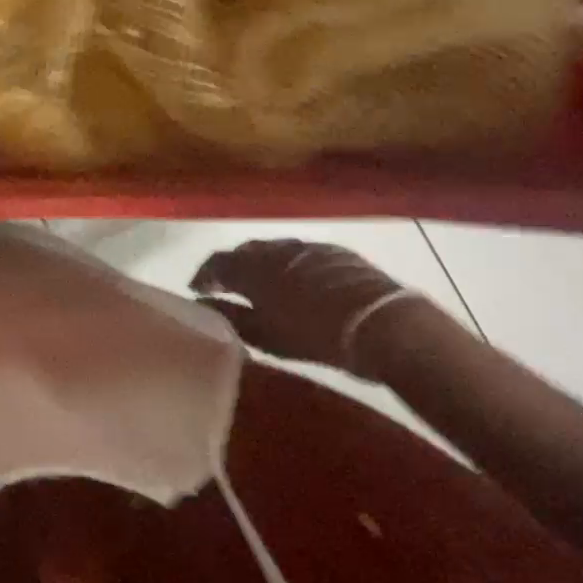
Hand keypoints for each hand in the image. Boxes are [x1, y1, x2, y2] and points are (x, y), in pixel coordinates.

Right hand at [190, 239, 423, 377]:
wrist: (385, 325)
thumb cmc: (315, 334)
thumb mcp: (266, 335)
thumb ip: (230, 317)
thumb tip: (202, 305)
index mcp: (250, 267)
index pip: (215, 264)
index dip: (204, 277)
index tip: (197, 290)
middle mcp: (273, 249)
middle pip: (243, 253)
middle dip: (232, 268)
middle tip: (228, 287)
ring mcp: (306, 247)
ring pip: (273, 251)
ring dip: (263, 265)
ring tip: (264, 285)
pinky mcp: (336, 253)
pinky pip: (301, 255)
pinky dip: (290, 266)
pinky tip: (298, 283)